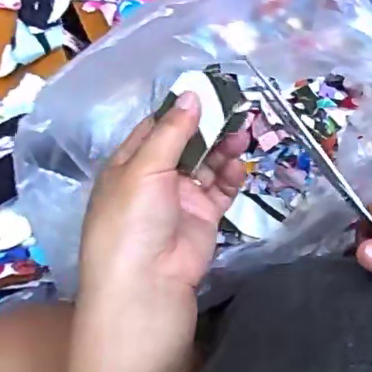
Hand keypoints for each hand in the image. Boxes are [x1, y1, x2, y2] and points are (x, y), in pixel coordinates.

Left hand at [77, 92, 248, 310]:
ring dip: (223, 148)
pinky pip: (221, 188)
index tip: (208, 91)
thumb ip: (172, 132)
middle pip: (187, 144)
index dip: (181, 110)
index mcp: (130, 163)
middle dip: (209, 127)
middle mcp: (156, 178)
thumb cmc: (132, 219)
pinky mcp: (204, 215)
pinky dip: (231, 175)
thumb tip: (192, 94)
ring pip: (207, 164)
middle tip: (236, 110)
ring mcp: (181, 197)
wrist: (148, 280)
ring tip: (241, 135)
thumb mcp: (145, 168)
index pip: (156, 128)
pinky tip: (237, 166)